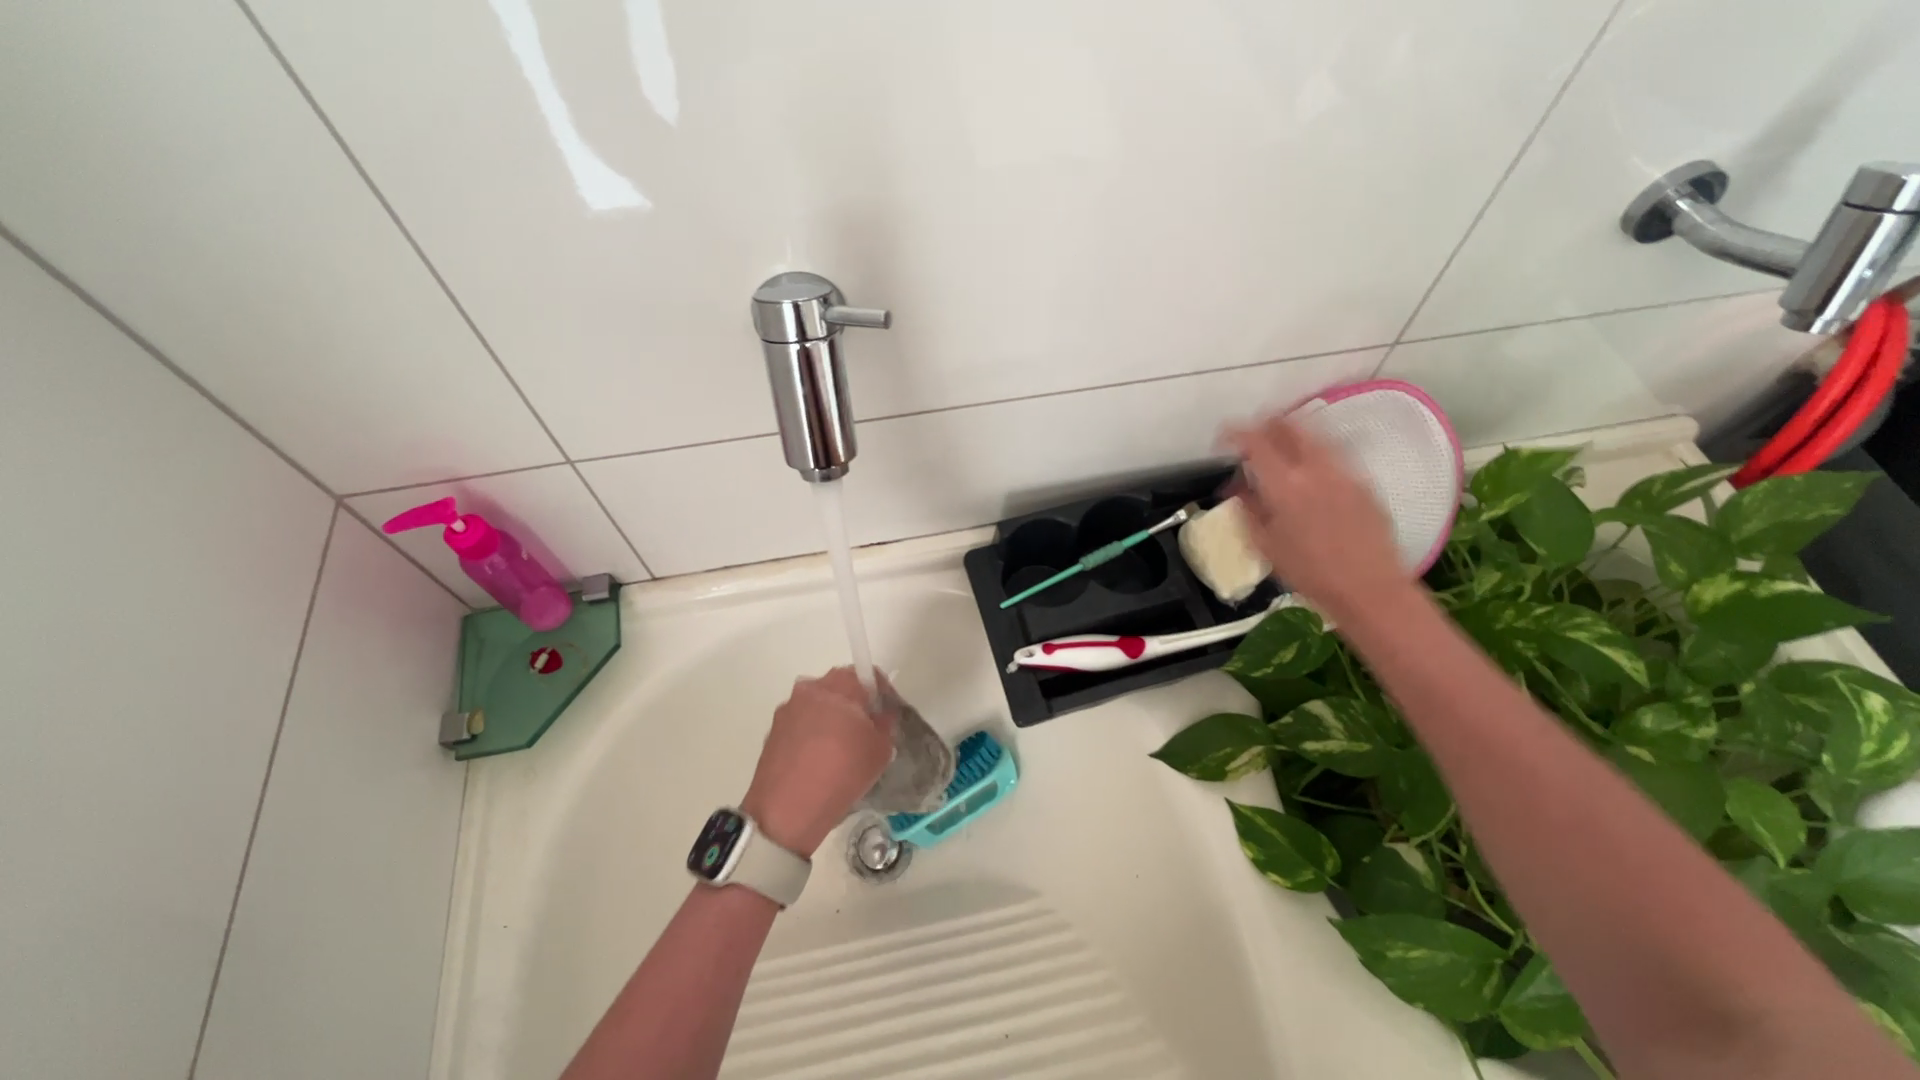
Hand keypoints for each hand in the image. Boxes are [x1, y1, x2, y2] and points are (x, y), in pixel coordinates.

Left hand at [741, 668, 895, 856]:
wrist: (786, 812)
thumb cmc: (841, 775)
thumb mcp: (880, 751)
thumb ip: (885, 724)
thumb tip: (879, 715)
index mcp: (838, 687)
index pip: (867, 674)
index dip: (882, 691)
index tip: (887, 714)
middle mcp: (809, 689)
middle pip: (840, 685)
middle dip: (856, 703)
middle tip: (868, 731)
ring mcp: (787, 709)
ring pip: (819, 704)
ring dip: (832, 716)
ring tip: (841, 748)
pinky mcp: (773, 730)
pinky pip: (802, 722)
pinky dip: (814, 732)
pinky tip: (819, 759)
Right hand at [1226, 414, 1411, 624]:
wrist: (1369, 589)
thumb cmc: (1310, 575)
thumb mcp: (1265, 546)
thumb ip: (1247, 509)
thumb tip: (1237, 489)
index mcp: (1285, 486)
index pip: (1254, 441)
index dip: (1234, 432)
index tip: (1224, 438)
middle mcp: (1317, 469)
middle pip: (1289, 423)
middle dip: (1266, 423)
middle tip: (1253, 436)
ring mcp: (1345, 472)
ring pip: (1315, 434)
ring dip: (1292, 435)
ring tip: (1281, 451)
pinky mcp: (1365, 482)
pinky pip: (1334, 456)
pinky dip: (1315, 455)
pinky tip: (1311, 476)